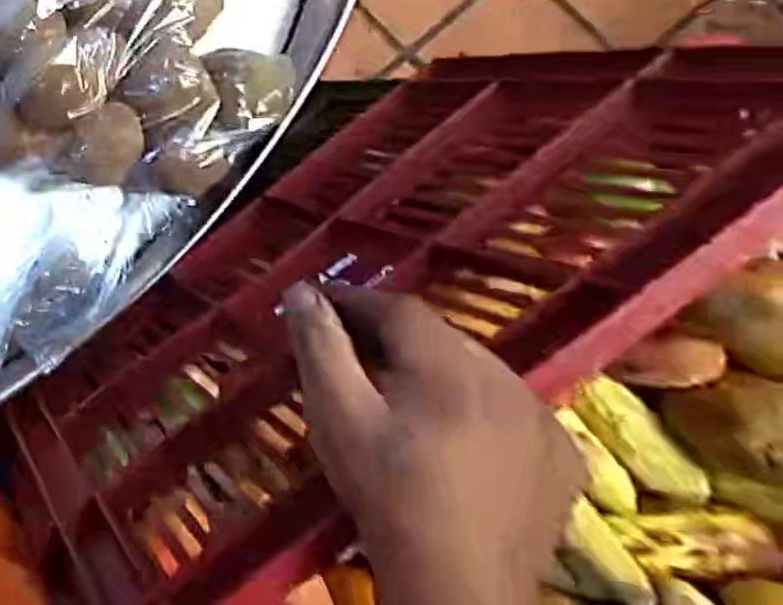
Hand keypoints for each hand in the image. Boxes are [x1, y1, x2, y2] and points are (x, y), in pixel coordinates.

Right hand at [283, 284, 581, 603]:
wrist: (457, 581)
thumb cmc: (384, 484)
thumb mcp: (334, 408)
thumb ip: (319, 343)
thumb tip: (303, 290)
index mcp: (452, 368)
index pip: (399, 307)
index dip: (354, 300)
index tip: (316, 307)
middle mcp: (508, 383)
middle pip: (438, 333)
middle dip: (386, 330)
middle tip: (344, 348)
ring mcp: (544, 420)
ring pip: (474, 363)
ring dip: (428, 360)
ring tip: (390, 384)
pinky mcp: (563, 454)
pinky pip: (507, 400)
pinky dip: (470, 394)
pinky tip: (445, 420)